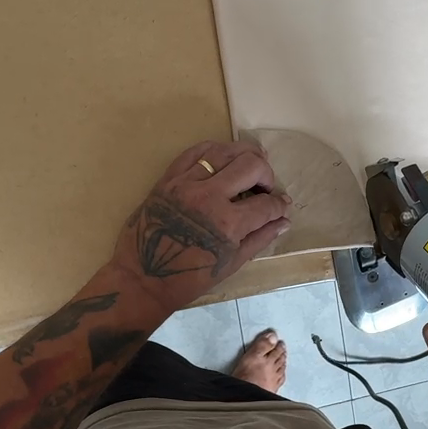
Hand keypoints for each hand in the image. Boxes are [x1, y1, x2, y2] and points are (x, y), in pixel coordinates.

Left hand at [105, 140, 292, 314]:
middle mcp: (209, 196)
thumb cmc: (189, 278)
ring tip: (250, 165)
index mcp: (228, 224)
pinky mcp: (168, 178)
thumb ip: (260, 238)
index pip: (266, 204)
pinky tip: (224, 158)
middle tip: (266, 187)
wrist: (143, 278)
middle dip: (267, 174)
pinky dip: (215, 150)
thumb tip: (284, 221)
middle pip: (251, 165)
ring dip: (244, 155)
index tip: (283, 205)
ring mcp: (186, 183)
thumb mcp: (231, 264)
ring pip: (225, 151)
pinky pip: (196, 151)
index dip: (280, 205)